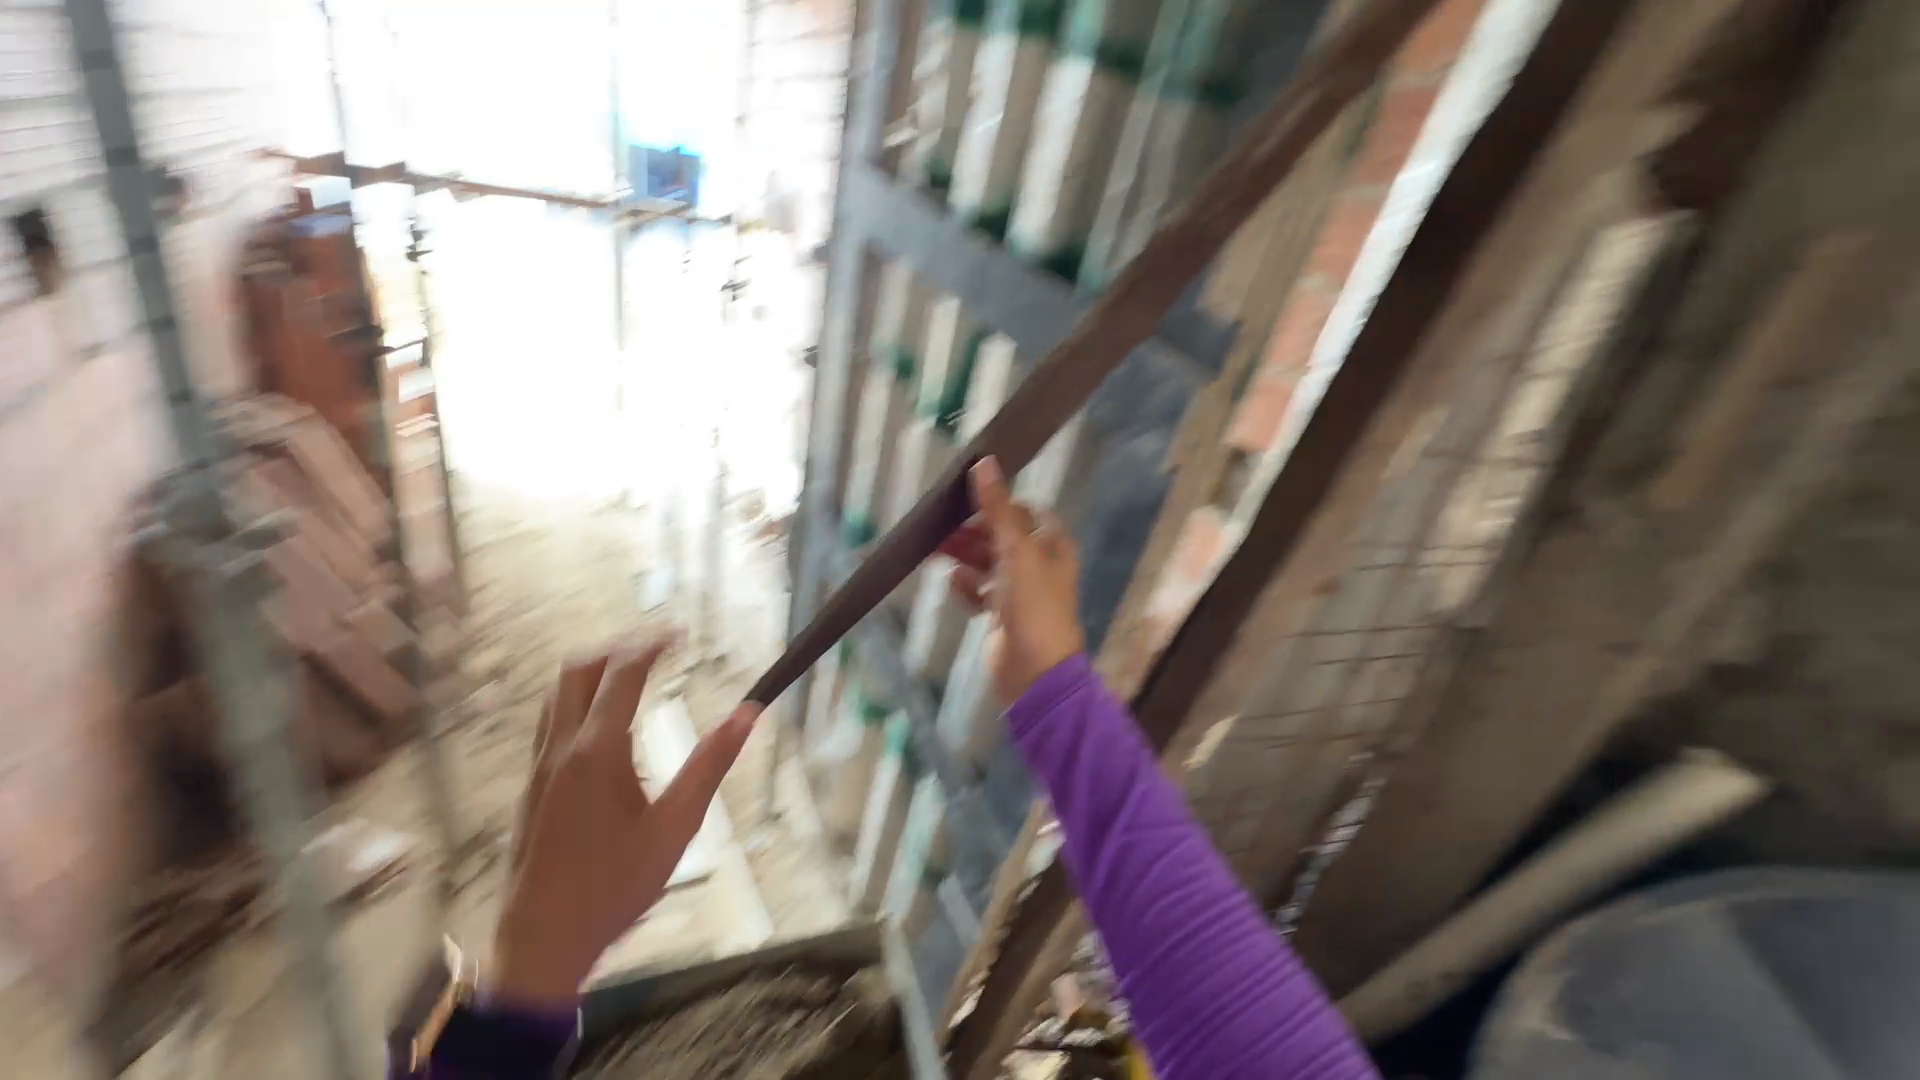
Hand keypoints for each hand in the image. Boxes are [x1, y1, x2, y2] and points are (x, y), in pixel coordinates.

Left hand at [489, 635, 758, 1007]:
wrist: (541, 941)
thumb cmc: (615, 885)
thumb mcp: (676, 827)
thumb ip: (711, 764)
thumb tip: (749, 712)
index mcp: (597, 751)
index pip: (623, 674)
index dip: (652, 644)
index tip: (679, 631)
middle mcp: (561, 748)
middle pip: (578, 671)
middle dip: (618, 648)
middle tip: (657, 647)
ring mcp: (538, 767)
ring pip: (557, 695)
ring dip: (593, 672)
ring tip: (632, 673)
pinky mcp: (531, 787)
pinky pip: (550, 722)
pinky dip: (578, 701)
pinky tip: (603, 727)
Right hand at [938, 456, 1085, 705]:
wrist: (1034, 671)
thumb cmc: (1033, 604)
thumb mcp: (1016, 550)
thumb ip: (998, 508)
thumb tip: (985, 461)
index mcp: (1052, 545)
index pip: (1024, 512)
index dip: (998, 503)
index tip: (967, 496)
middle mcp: (1038, 564)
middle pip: (1001, 536)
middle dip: (972, 530)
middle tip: (940, 524)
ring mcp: (1019, 591)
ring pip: (987, 563)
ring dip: (963, 556)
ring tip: (935, 550)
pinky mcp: (1001, 615)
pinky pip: (979, 591)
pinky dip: (966, 585)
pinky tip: (950, 582)